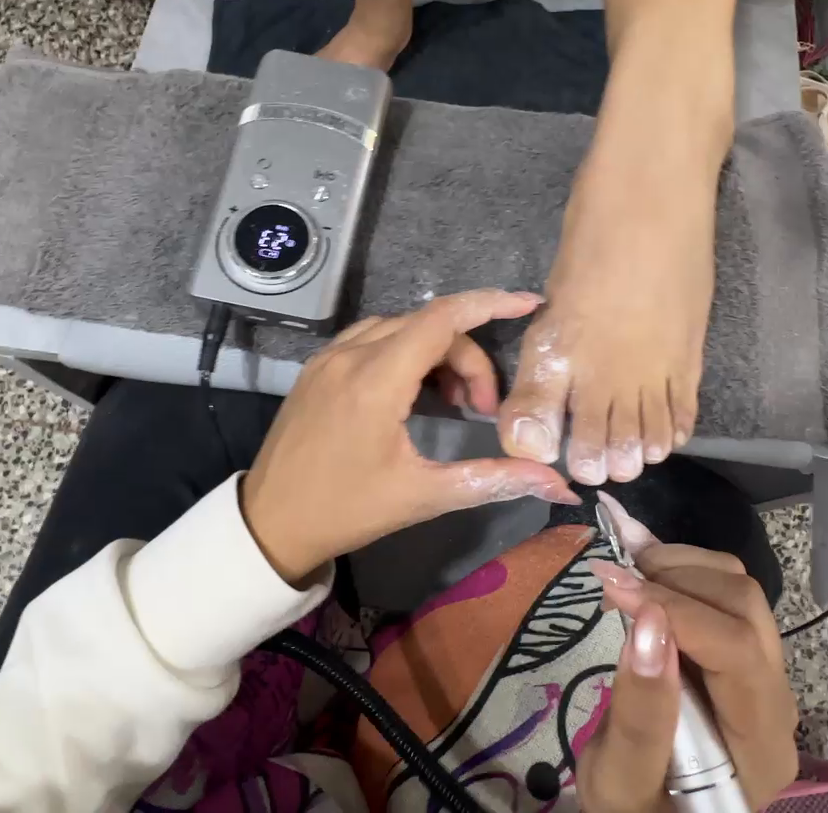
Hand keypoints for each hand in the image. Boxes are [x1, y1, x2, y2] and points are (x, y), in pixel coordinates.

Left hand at [240, 289, 581, 585]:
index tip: (526, 305)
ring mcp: (327, 357)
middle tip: (481, 409)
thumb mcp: (423, 496)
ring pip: (397, 328)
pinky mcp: (316, 368)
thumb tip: (559, 485)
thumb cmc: (346, 510)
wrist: (268, 524)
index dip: (489, 304)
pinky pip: (370, 339)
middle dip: (466, 356)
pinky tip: (414, 391)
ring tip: (452, 403)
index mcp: (375, 380)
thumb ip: (492, 480)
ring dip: (435, 353)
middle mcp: (349, 355)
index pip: (442, 319)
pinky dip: (403, 352)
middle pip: (426, 326)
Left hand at [496, 50, 731, 484]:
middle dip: (604, 457)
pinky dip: (674, 427)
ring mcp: (663, 365)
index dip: (566, 453)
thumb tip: (528, 440)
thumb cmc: (590, 238)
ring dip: (638, 448)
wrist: (656, 194)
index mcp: (576, 365)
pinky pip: (686, 406)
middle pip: (615, 436)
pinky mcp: (694, 350)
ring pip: (651, 428)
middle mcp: (621, 376)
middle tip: (600, 470)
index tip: (562, 463)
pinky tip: (667, 436)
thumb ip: (542, 377)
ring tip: (631, 460)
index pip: (570, 433)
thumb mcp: (552, 306)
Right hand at [578, 498, 797, 811]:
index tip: (611, 586)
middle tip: (612, 584)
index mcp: (758, 745)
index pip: (737, 652)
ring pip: (737, 589)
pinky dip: (679, 569)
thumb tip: (648, 622)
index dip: (676, 609)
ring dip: (677, 568)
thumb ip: (639, 716)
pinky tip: (641, 575)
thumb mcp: (620, 786)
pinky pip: (722, 591)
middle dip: (674, 580)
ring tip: (624, 580)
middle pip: (744, 609)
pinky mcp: (738, 654)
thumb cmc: (637, 812)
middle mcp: (774, 702)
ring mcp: (761, 674)